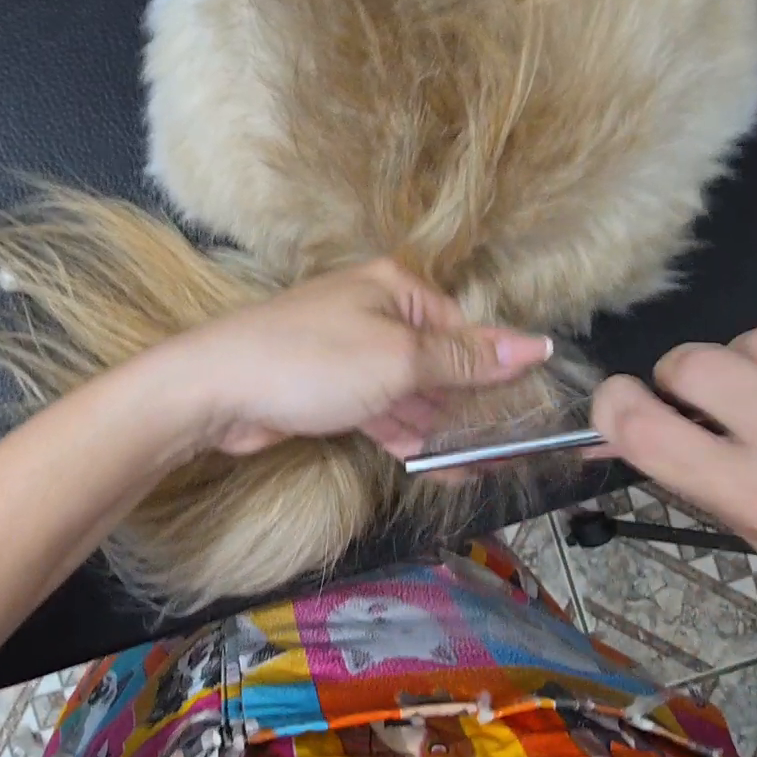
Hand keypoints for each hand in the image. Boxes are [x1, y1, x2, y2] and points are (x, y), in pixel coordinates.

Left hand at [153, 260, 553, 456]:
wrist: (218, 389)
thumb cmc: (314, 362)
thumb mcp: (400, 360)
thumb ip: (466, 360)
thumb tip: (538, 345)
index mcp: (396, 288)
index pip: (463, 329)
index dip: (494, 371)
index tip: (525, 414)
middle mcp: (376, 313)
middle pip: (438, 361)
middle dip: (468, 406)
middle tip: (505, 453)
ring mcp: (351, 353)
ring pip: (409, 391)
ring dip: (439, 428)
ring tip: (478, 467)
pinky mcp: (330, 390)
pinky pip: (381, 410)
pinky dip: (403, 435)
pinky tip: (433, 466)